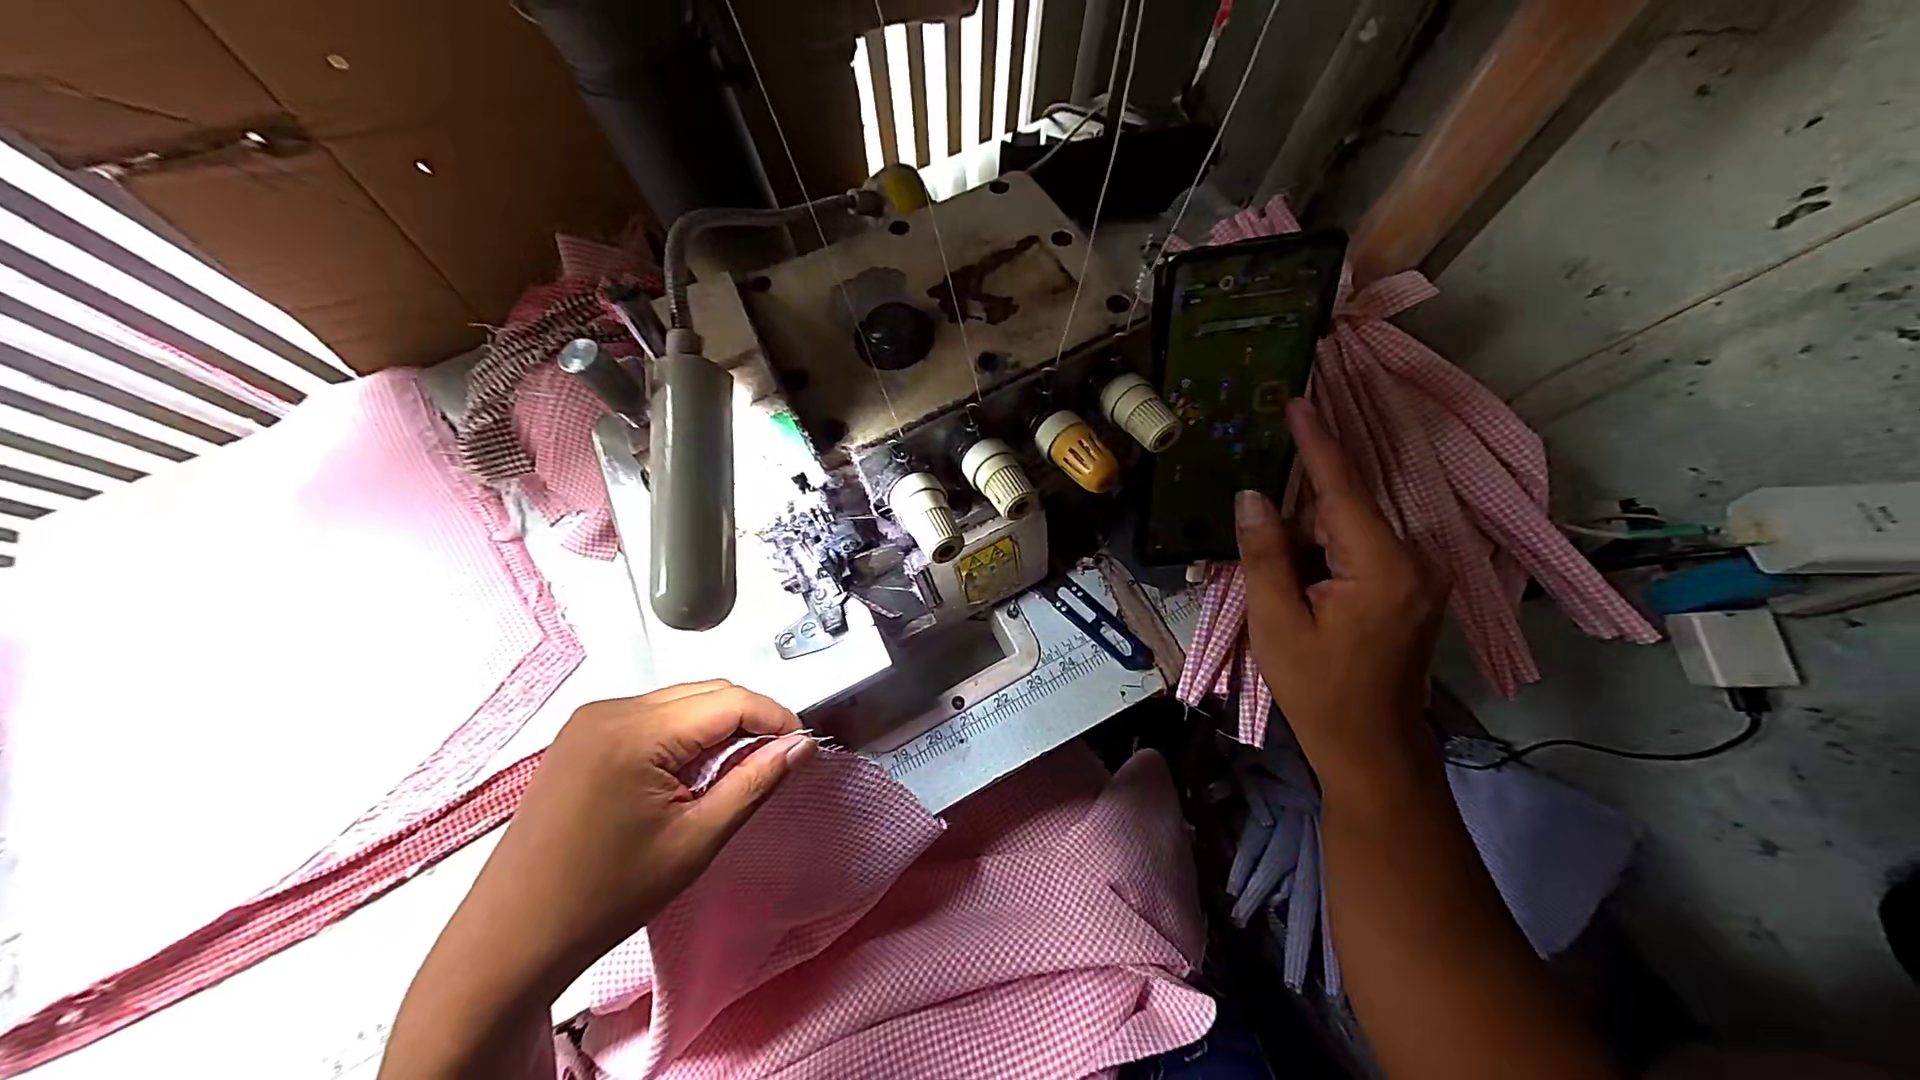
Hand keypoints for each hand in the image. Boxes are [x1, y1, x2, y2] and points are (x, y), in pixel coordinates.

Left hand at [474, 682, 814, 991]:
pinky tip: (689, 772)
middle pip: (706, 692)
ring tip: (732, 771)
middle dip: (749, 719)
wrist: (511, 938)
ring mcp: (590, 720)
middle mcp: (609, 711)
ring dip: (717, 726)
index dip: (776, 718)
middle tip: (774, 759)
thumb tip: (798, 747)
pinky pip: (652, 715)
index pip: (729, 701)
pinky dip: (684, 734)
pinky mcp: (582, 734)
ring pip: (681, 700)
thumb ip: (754, 782)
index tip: (801, 745)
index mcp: (634, 733)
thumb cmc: (602, 897)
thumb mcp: (695, 841)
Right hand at [1234, 399, 1446, 786]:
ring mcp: (1419, 573)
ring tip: (1279, 582)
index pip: (1342, 487)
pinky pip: (1360, 548)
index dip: (1316, 442)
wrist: (1371, 744)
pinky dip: (1323, 552)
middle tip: (1264, 537)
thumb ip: (1264, 553)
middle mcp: (1415, 558)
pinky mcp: (1412, 586)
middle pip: (1344, 508)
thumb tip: (1250, 496)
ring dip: (1307, 537)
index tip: (1296, 400)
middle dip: (1297, 511)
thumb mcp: (1276, 622)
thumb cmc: (1318, 689)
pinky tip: (1299, 582)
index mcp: (1385, 565)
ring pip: (1349, 529)